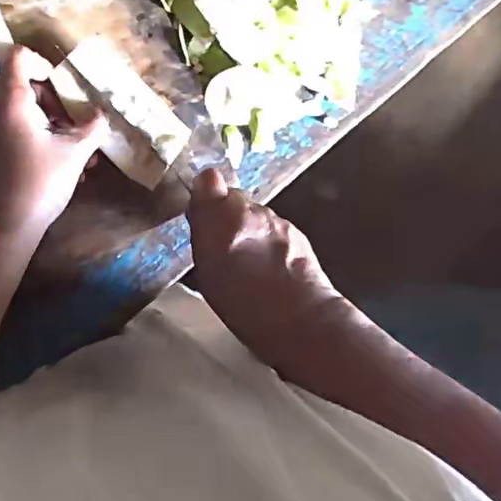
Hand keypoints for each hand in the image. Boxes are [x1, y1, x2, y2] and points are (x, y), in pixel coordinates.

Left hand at [0, 46, 103, 246]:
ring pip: (27, 110)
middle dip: (58, 100)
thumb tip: (101, 114)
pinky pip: (20, 128)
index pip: (17, 57)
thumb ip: (91, 127)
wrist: (2, 227)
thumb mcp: (74, 153)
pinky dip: (44, 136)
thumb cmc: (38, 183)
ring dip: (57, 122)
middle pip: (26, 84)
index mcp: (11, 101)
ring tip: (84, 151)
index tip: (63, 84)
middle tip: (80, 124)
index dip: (42, 61)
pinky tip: (70, 164)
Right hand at [186, 168, 346, 370]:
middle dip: (227, 214)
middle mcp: (248, 210)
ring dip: (249, 228)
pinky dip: (269, 240)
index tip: (203, 211)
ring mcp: (275, 219)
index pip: (208, 180)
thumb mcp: (206, 274)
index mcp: (218, 218)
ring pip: (254, 213)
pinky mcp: (296, 230)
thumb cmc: (243, 305)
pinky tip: (272, 266)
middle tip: (225, 243)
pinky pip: (274, 227)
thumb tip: (200, 217)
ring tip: (251, 260)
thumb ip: (202, 237)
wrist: (301, 320)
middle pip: (233, 197)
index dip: (205, 193)